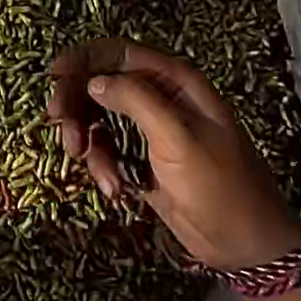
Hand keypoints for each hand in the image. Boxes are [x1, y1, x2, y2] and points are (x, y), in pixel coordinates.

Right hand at [49, 39, 300, 271]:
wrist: (246, 248)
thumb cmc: (220, 186)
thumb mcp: (178, 138)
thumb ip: (135, 100)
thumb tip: (94, 80)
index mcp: (173, 81)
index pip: (118, 53)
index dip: (83, 59)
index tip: (54, 75)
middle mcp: (158, 97)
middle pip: (101, 83)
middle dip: (77, 103)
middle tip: (60, 126)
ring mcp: (148, 129)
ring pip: (98, 117)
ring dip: (86, 138)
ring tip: (85, 161)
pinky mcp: (141, 158)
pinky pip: (106, 149)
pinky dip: (101, 165)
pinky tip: (114, 189)